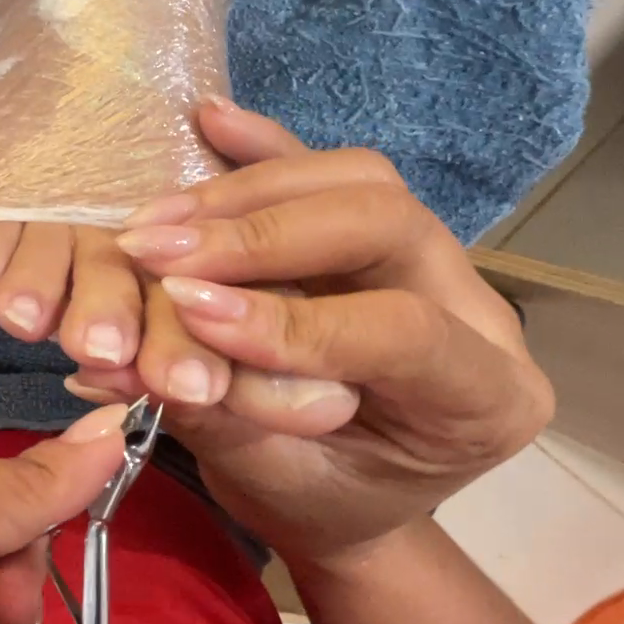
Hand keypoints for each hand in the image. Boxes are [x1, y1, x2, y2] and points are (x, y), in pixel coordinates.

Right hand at [71, 102, 553, 566]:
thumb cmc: (313, 501)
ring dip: (242, 192)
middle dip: (257, 234)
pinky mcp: (369, 236)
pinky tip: (208, 121)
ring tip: (154, 222)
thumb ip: (222, 414)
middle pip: (384, 221)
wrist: (338, 497)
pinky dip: (263, 145)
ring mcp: (429, 261)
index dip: (285, 320)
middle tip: (156, 252)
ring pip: (356, 179)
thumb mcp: (268, 482)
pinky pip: (324, 170)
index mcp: (480, 399)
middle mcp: (475, 310)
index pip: (398, 332)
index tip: (184, 309)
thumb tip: (144, 350)